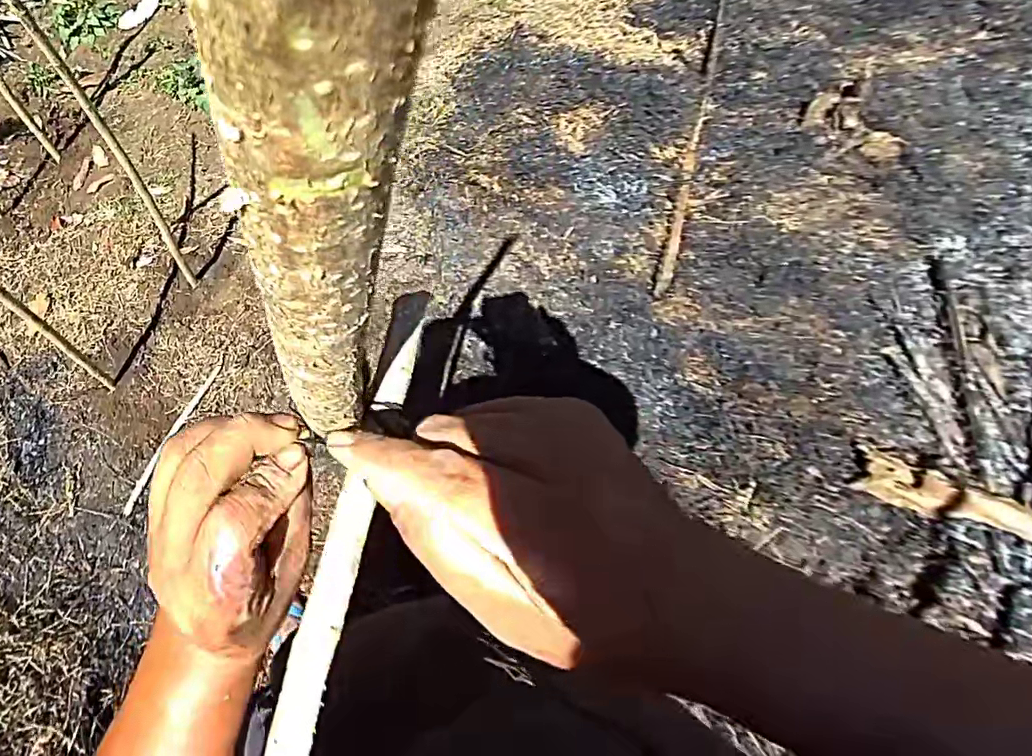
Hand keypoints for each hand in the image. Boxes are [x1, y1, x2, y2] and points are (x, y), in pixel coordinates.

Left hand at [146, 413, 311, 663]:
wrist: (203, 633)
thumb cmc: (251, 613)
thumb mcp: (290, 573)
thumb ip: (292, 512)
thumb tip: (294, 457)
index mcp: (212, 588)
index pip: (232, 517)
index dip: (270, 479)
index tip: (299, 456)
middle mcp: (173, 555)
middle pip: (198, 473)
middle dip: (246, 437)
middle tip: (285, 431)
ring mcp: (156, 528)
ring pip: (180, 453)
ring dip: (227, 428)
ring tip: (266, 427)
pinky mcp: (152, 505)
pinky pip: (174, 451)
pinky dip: (208, 432)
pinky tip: (237, 432)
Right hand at [328, 397, 710, 680]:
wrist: (689, 593)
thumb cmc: (588, 623)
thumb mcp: (502, 613)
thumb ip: (435, 544)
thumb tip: (385, 485)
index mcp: (540, 529)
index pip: (440, 475)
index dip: (384, 458)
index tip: (342, 443)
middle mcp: (554, 460)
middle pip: (445, 433)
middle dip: (425, 458)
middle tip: (447, 502)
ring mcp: (566, 424)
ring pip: (463, 416)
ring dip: (455, 448)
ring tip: (492, 492)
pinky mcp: (569, 408)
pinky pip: (490, 409)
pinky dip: (484, 435)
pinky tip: (518, 472)